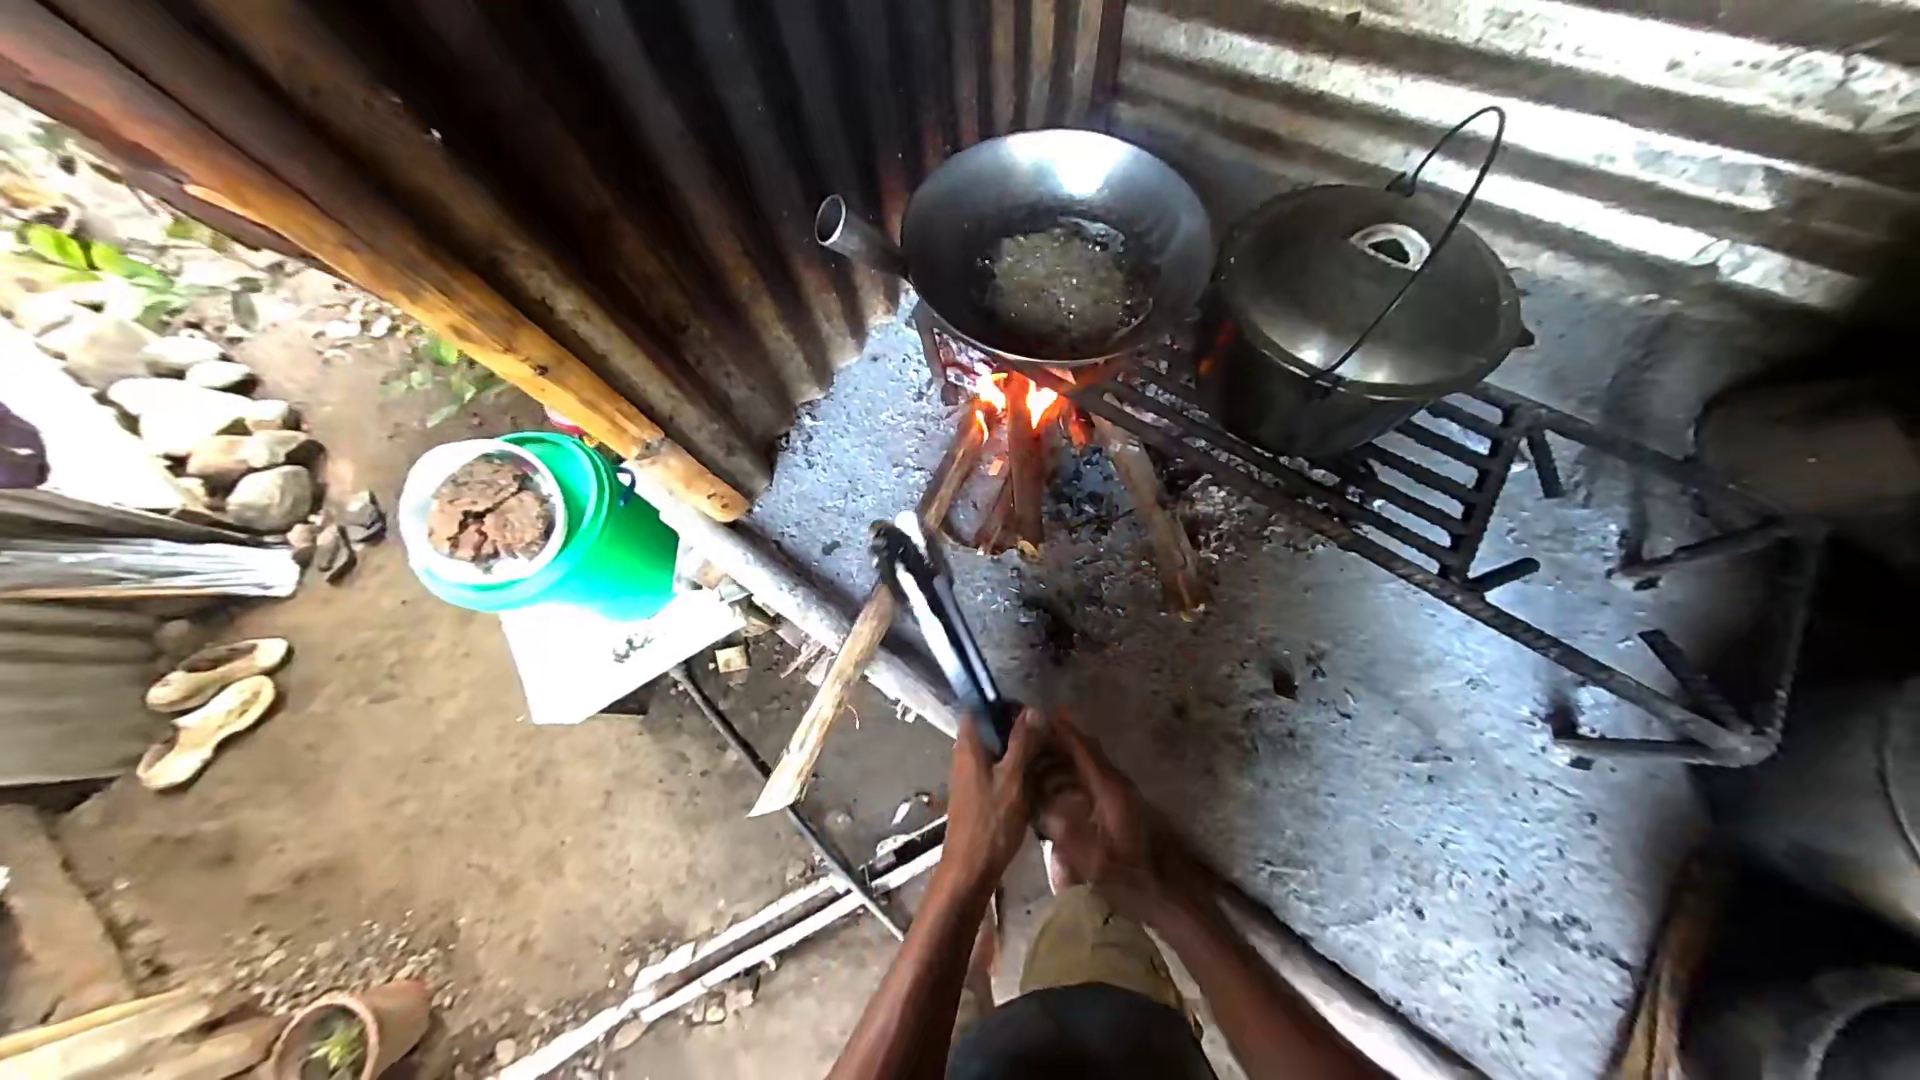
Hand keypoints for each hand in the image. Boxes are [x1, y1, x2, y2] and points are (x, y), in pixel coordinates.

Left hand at [938, 709, 1042, 895]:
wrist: (971, 868)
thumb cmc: (991, 821)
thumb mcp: (1013, 778)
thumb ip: (1022, 743)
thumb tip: (1033, 710)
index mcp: (968, 744)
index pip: (979, 707)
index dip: (1002, 703)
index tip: (1030, 710)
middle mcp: (964, 753)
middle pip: (989, 727)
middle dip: (1016, 726)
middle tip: (1046, 732)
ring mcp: (969, 773)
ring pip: (995, 749)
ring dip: (1018, 748)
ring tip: (1047, 752)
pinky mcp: (978, 791)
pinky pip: (997, 767)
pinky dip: (1015, 767)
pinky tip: (1036, 776)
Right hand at [1037, 710, 1186, 923]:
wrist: (1166, 895)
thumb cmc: (1130, 878)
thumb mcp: (1092, 862)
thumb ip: (1065, 833)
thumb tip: (1041, 808)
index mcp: (1110, 791)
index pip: (1084, 751)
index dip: (1065, 731)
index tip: (1045, 714)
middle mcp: (1118, 784)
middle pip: (1090, 750)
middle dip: (1065, 736)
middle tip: (1039, 727)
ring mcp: (1123, 794)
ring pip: (1094, 762)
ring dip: (1071, 752)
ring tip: (1045, 749)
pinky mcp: (1123, 805)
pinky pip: (1097, 775)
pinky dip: (1078, 768)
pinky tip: (1063, 779)